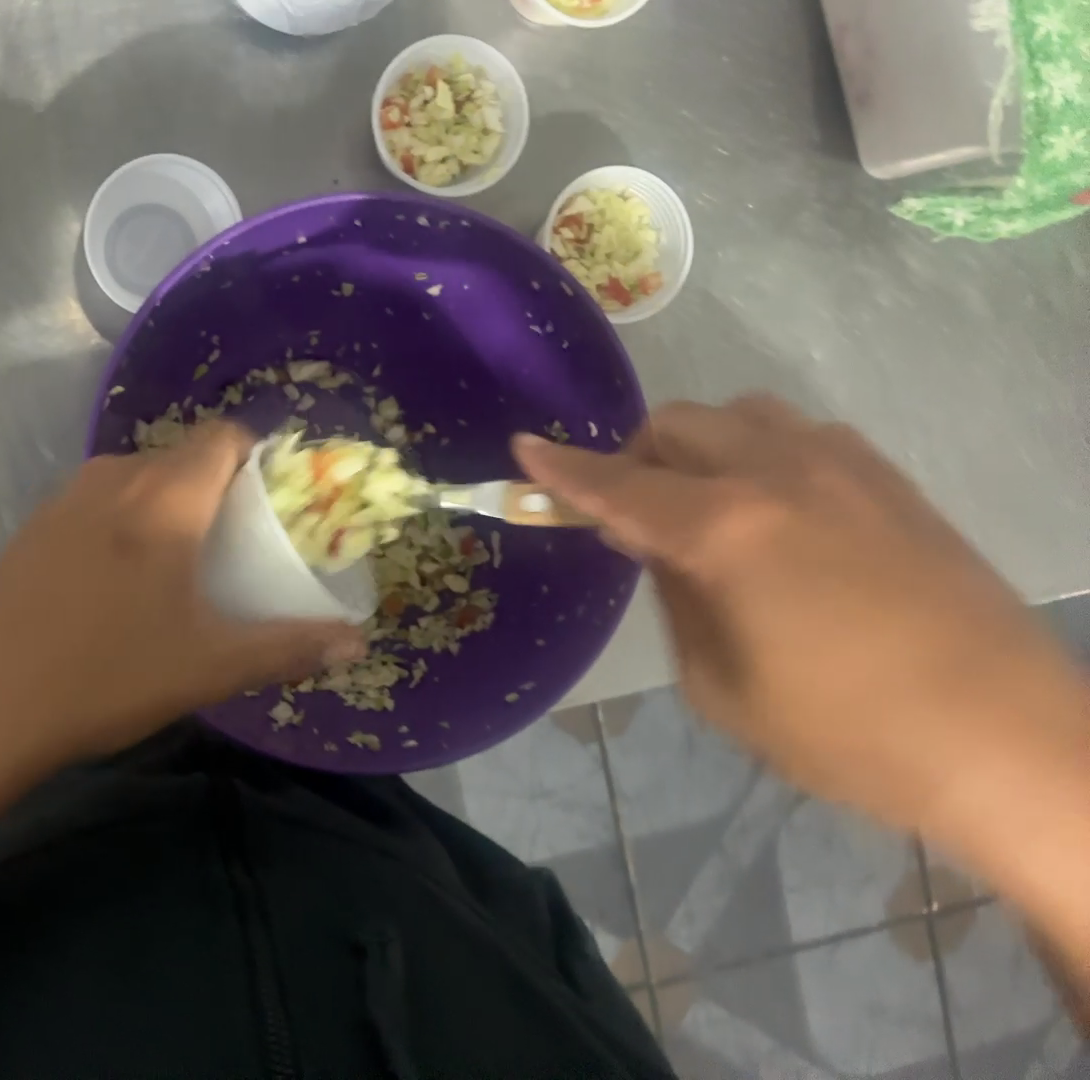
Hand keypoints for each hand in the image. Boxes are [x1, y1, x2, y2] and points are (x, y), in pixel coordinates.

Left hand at [0, 421, 364, 778]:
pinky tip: (115, 587)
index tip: (276, 503)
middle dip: (217, 490)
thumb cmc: (104, 676)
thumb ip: (287, 648)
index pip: (224, 437)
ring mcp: (61, 500)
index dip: (259, 458)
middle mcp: (112, 478)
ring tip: (180, 570)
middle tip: (236, 548)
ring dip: (167, 508)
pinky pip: (95, 506)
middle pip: (181, 458)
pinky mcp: (29, 529)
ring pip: (134, 481)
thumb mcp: (207, 667)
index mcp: (163, 497)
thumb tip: (356, 644)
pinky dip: (122, 525)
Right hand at [511, 396, 1088, 836]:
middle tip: (624, 515)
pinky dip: (756, 454)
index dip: (562, 469)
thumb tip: (656, 546)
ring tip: (697, 506)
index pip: (617, 484)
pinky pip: (800, 435)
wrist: (1015, 750)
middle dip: (631, 458)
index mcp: (727, 529)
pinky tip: (768, 510)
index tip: (522, 449)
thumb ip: (674, 594)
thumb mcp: (715, 679)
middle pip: (677, 426)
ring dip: (697, 448)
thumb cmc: (841, 731)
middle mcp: (782, 477)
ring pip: (742, 416)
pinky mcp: (895, 486)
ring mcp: (847, 472)